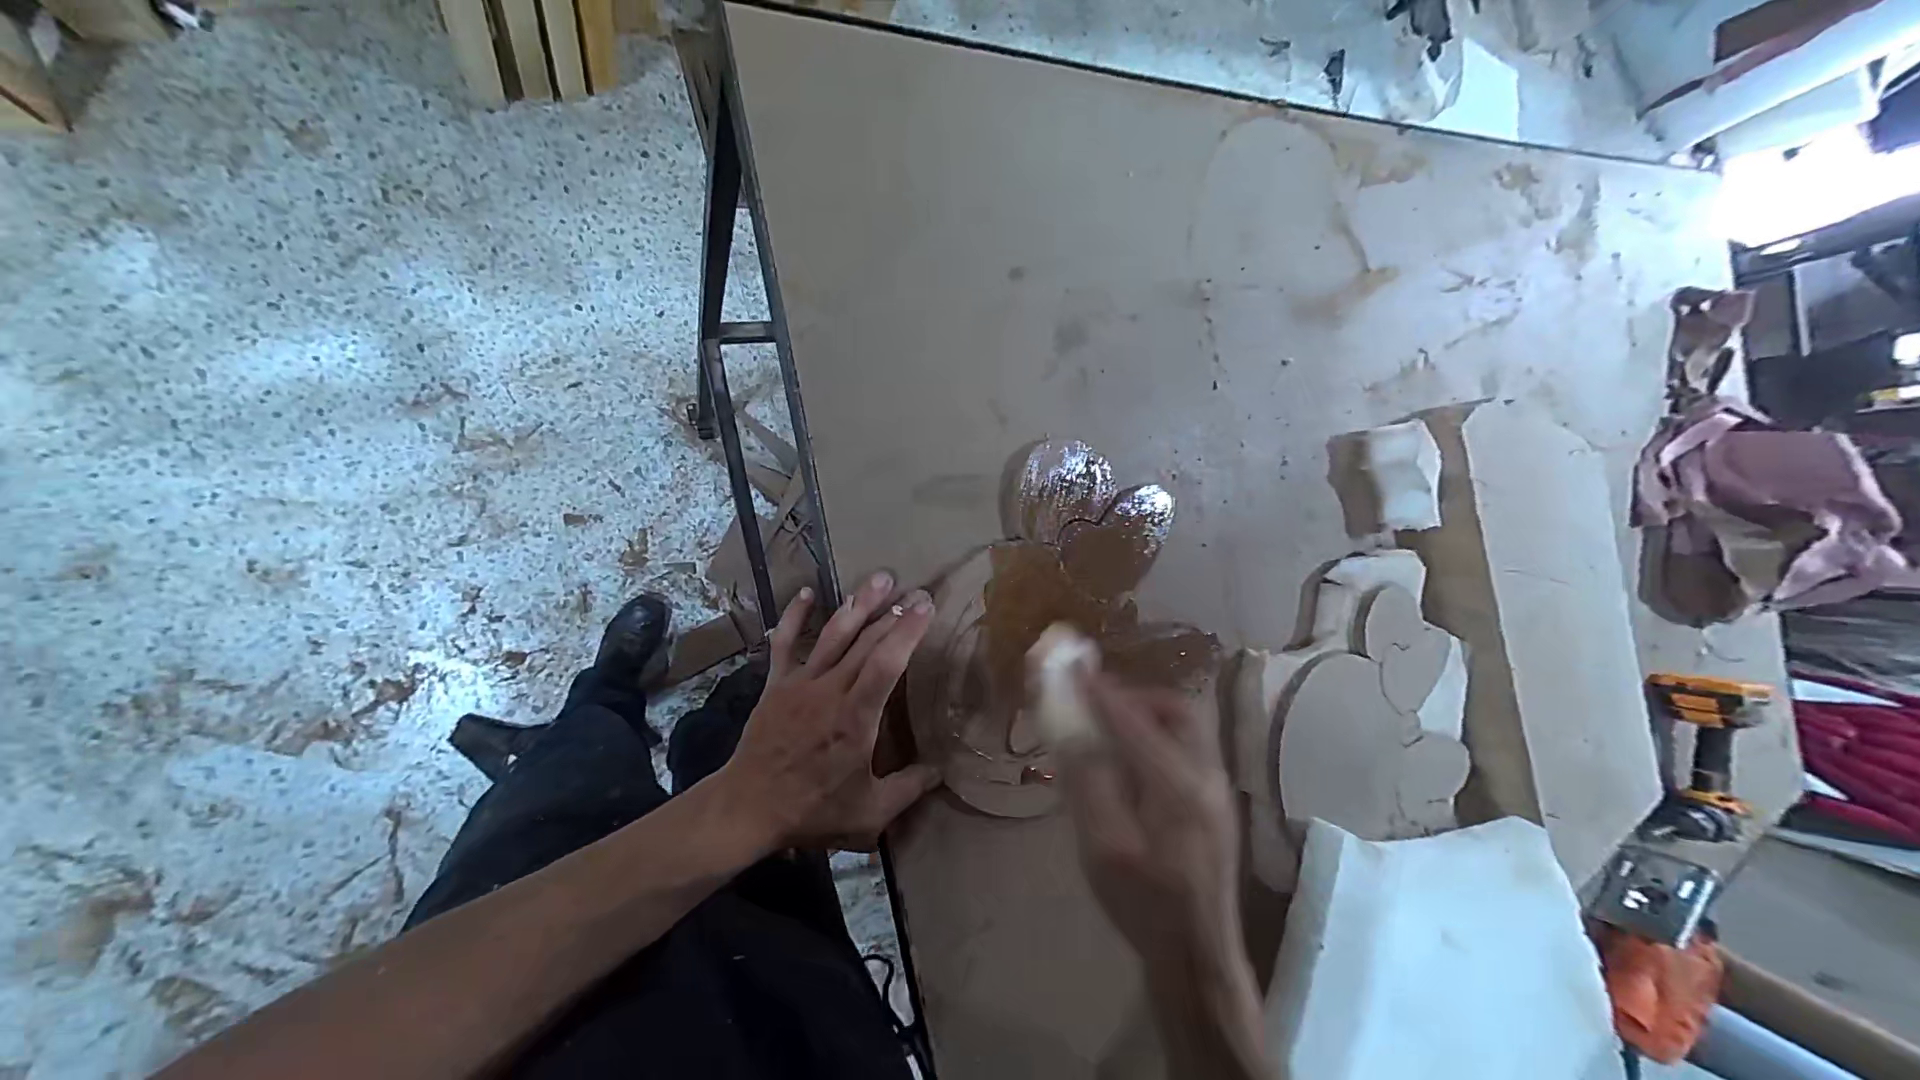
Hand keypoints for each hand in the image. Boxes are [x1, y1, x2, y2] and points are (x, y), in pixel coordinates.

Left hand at [714, 571, 942, 850]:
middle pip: (865, 642)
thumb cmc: (811, 811)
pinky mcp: (776, 684)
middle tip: (916, 591)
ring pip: (833, 635)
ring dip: (857, 604)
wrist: (746, 808)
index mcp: (856, 718)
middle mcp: (830, 691)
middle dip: (893, 613)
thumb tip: (941, 771)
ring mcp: (800, 683)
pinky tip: (806, 592)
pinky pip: (784, 643)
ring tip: (880, 578)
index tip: (926, 606)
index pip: (886, 664)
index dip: (907, 631)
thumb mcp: (869, 813)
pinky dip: (794, 616)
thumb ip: (908, 789)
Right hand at [1063, 677, 1271, 1077]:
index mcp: (1179, 786)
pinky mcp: (1215, 802)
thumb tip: (1071, 727)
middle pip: (1176, 710)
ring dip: (1145, 714)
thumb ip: (1089, 782)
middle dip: (1133, 696)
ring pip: (1185, 727)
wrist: (1198, 955)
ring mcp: (1217, 789)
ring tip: (1107, 726)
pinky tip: (1130, 759)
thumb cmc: (1144, 905)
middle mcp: (1207, 776)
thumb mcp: (1104, 848)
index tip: (1071, 664)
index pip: (1133, 720)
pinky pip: (1185, 747)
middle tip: (1095, 701)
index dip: (1099, 690)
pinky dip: (1154, 736)